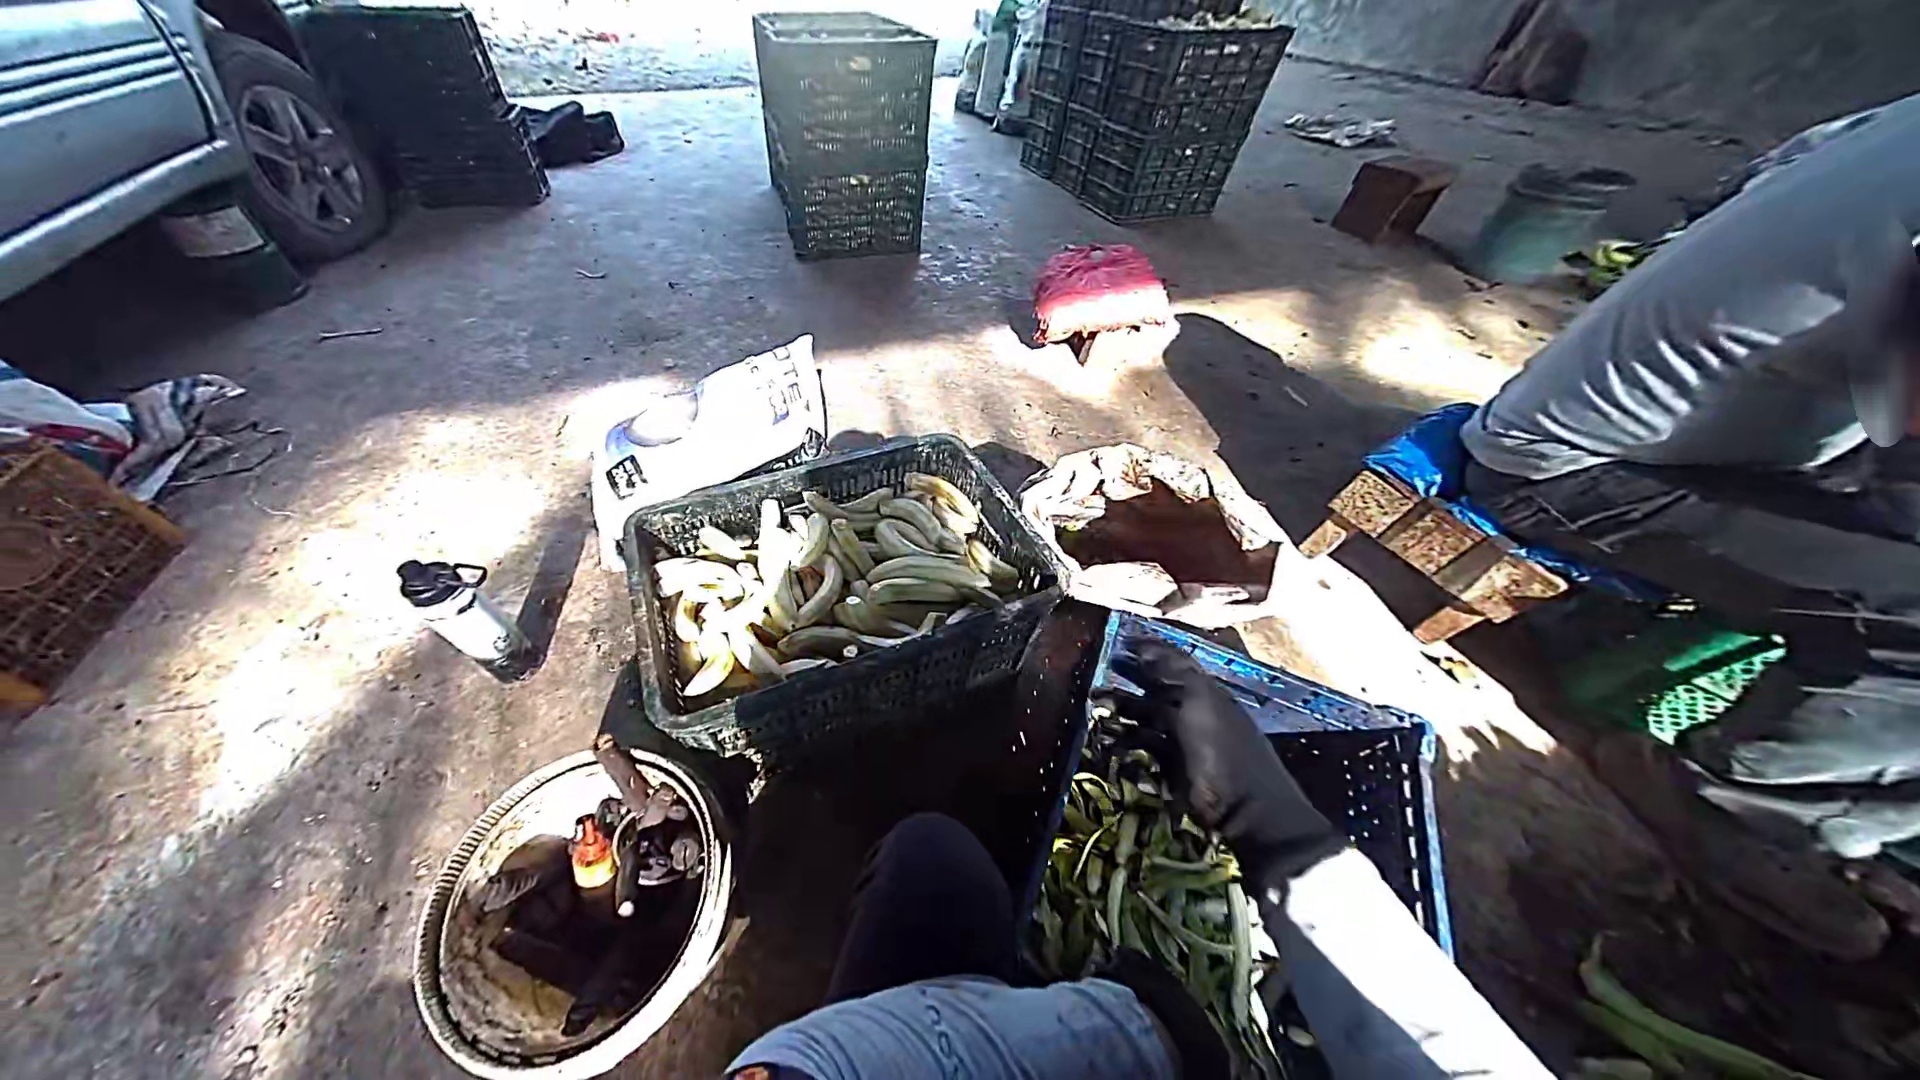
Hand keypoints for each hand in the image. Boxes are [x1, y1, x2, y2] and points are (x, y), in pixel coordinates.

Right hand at [1111, 642, 1346, 884]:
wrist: (1244, 807)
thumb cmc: (1221, 747)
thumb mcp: (1198, 700)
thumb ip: (1171, 671)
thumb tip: (1142, 647)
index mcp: (1203, 690)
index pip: (1170, 661)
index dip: (1146, 651)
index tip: (1118, 645)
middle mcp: (1191, 710)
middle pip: (1152, 690)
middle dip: (1125, 684)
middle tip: (1097, 682)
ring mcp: (1181, 739)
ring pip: (1143, 718)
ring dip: (1120, 713)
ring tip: (1095, 710)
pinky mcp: (1171, 766)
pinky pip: (1143, 748)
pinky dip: (1125, 743)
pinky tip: (1108, 742)